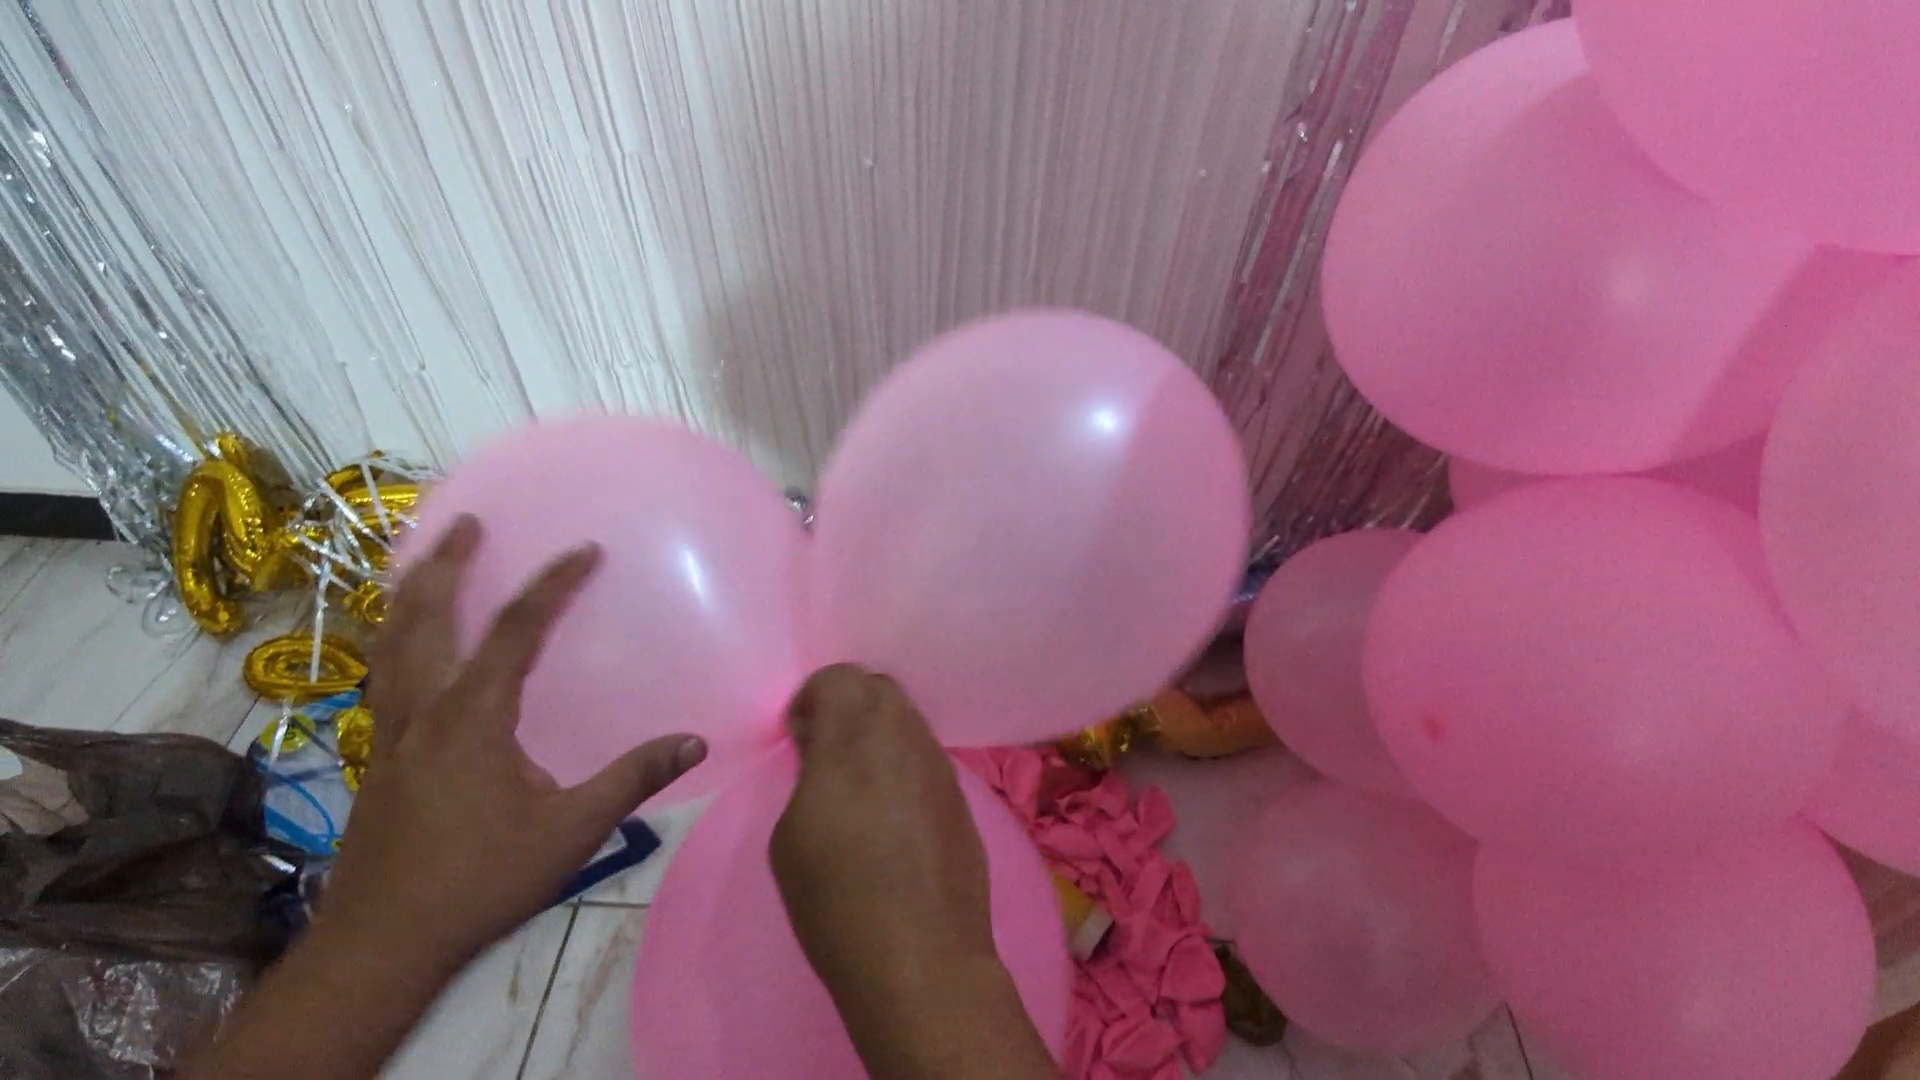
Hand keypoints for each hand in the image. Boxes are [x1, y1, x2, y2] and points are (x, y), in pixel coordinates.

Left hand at [328, 515, 706, 967]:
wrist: (381, 944)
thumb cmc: (481, 880)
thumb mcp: (570, 830)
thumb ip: (632, 779)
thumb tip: (696, 742)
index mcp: (471, 718)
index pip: (515, 631)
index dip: (552, 585)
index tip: (585, 551)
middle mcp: (421, 711)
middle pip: (424, 618)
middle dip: (444, 564)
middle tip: (465, 523)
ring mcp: (389, 734)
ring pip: (390, 644)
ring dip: (409, 596)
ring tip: (425, 563)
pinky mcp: (376, 758)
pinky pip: (382, 676)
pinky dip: (394, 640)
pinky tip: (407, 648)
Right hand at [770, 664, 994, 989]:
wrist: (921, 958)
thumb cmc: (837, 901)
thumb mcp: (790, 836)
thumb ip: (809, 773)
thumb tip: (823, 748)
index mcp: (855, 738)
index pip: (840, 676)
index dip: (813, 697)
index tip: (800, 736)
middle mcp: (905, 738)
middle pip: (879, 688)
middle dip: (849, 707)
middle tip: (828, 753)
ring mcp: (940, 765)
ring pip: (908, 720)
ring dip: (880, 735)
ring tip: (861, 786)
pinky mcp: (962, 796)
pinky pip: (927, 758)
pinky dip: (904, 765)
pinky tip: (894, 813)